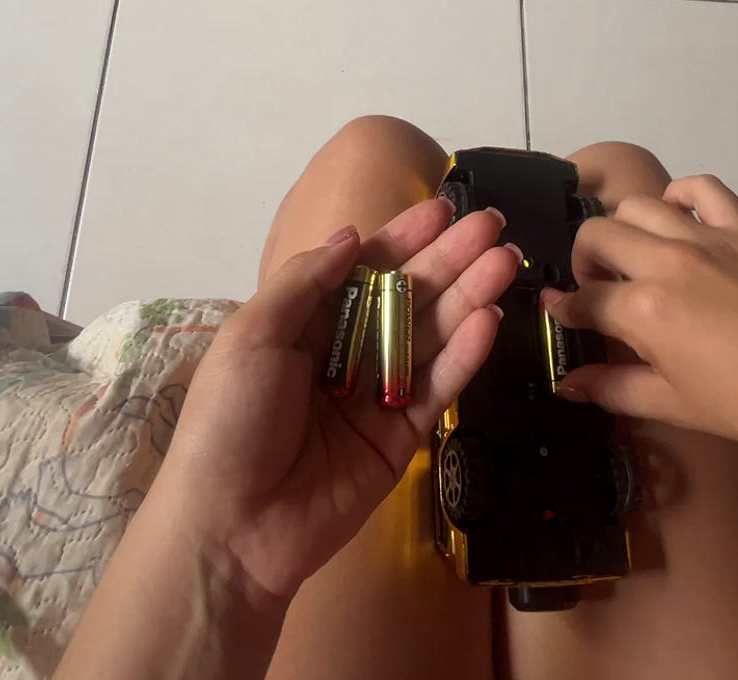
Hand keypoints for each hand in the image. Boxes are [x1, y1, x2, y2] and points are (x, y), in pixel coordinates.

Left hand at [152, 198, 519, 602]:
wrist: (231, 529)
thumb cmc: (231, 419)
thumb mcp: (253, 335)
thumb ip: (305, 281)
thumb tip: (351, 235)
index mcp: (308, 322)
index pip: (366, 269)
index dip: (404, 237)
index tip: (443, 208)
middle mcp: (348, 350)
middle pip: (408, 296)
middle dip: (450, 258)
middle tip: (493, 225)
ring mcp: (378, 393)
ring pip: (431, 336)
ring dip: (469, 296)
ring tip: (506, 261)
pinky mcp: (402, 437)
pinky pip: (437, 389)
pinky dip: (464, 356)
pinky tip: (490, 320)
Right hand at [546, 175, 737, 460]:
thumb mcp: (678, 406)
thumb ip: (613, 389)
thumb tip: (566, 385)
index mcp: (644, 311)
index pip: (582, 300)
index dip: (565, 310)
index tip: (562, 314)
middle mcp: (666, 261)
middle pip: (595, 235)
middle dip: (583, 262)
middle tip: (601, 289)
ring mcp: (707, 237)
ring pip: (637, 205)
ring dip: (622, 229)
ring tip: (636, 257)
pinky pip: (700, 187)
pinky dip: (679, 196)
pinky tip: (679, 221)